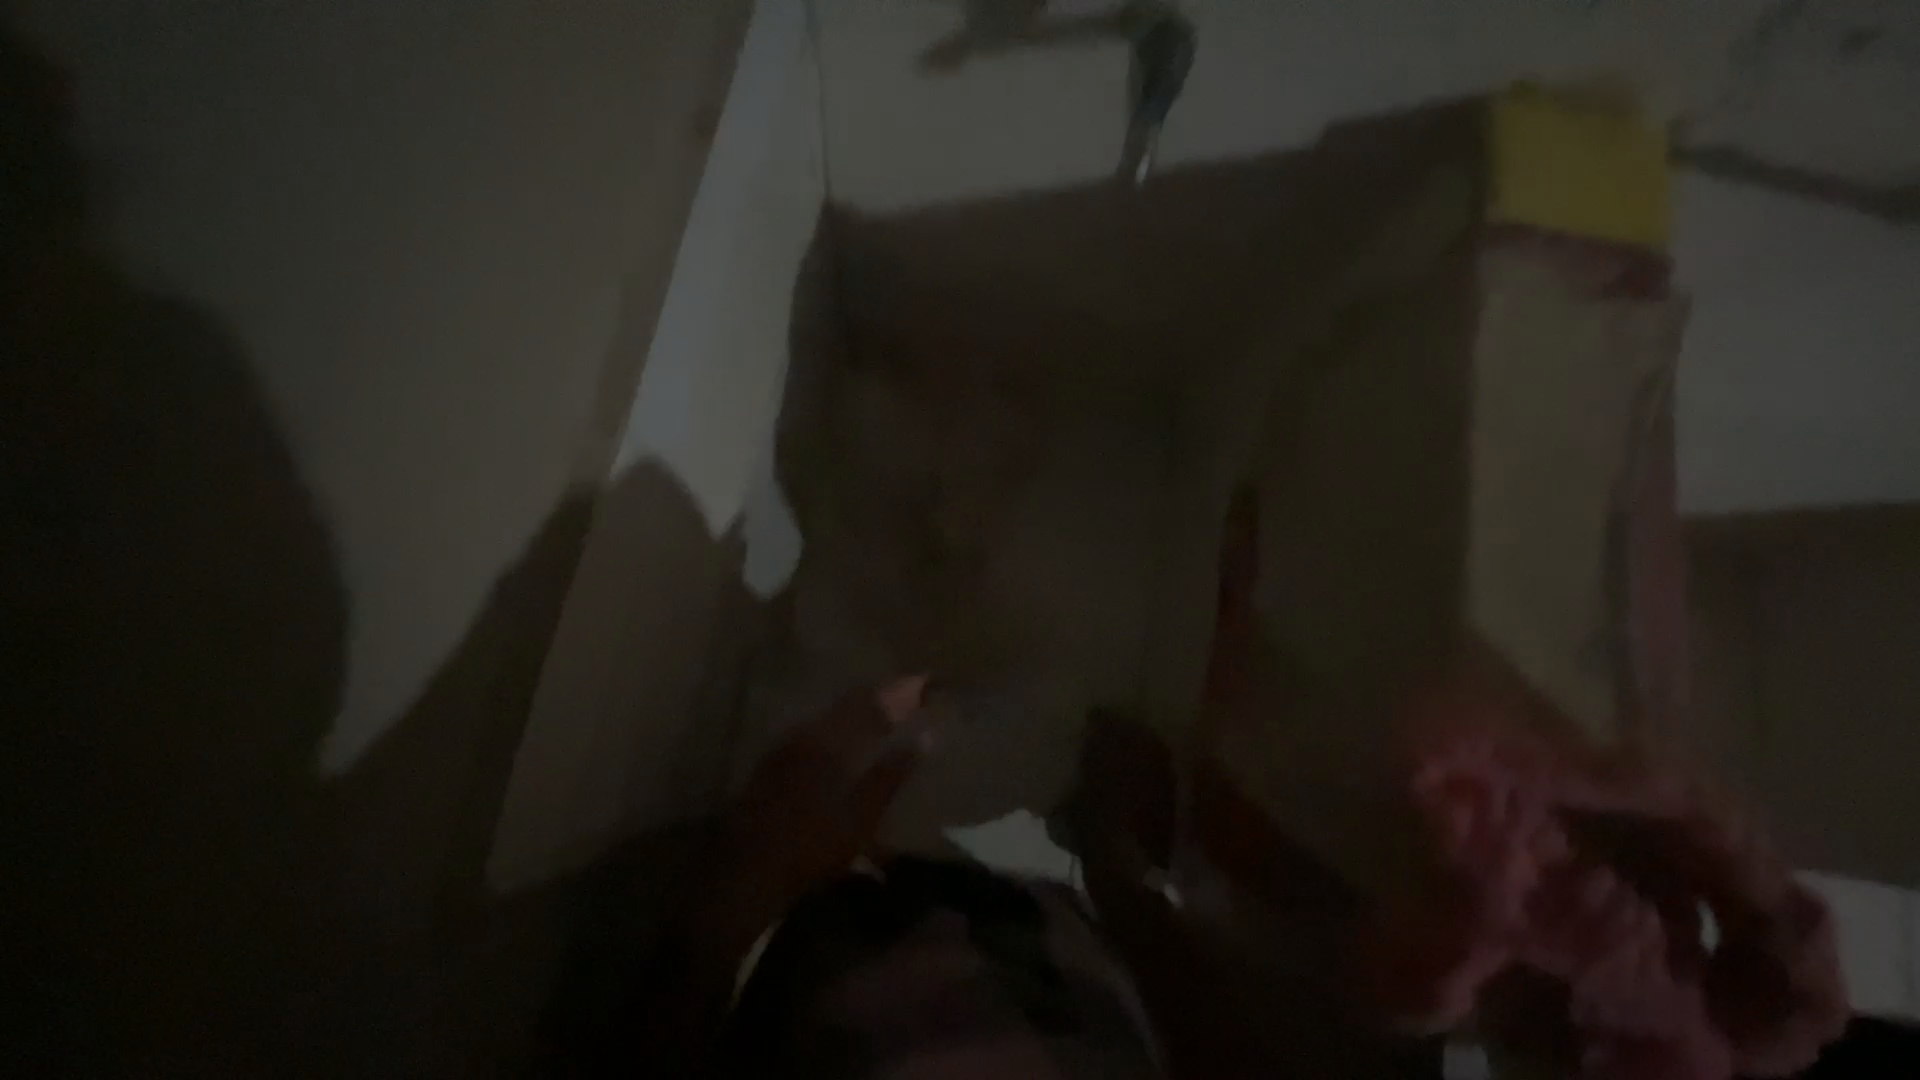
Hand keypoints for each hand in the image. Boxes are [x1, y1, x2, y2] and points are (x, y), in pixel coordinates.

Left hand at [704, 676, 930, 936]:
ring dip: (856, 716)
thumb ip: (892, 773)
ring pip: (827, 721)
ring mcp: (782, 749)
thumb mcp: (862, 814)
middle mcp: (803, 734)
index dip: (899, 691)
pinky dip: (835, 735)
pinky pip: (812, 737)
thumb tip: (925, 736)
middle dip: (879, 699)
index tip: (924, 682)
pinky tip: (842, 748)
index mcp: (827, 737)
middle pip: (847, 706)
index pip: (870, 701)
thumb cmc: (812, 844)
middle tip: (907, 697)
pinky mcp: (770, 768)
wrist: (746, 874)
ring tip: (880, 718)